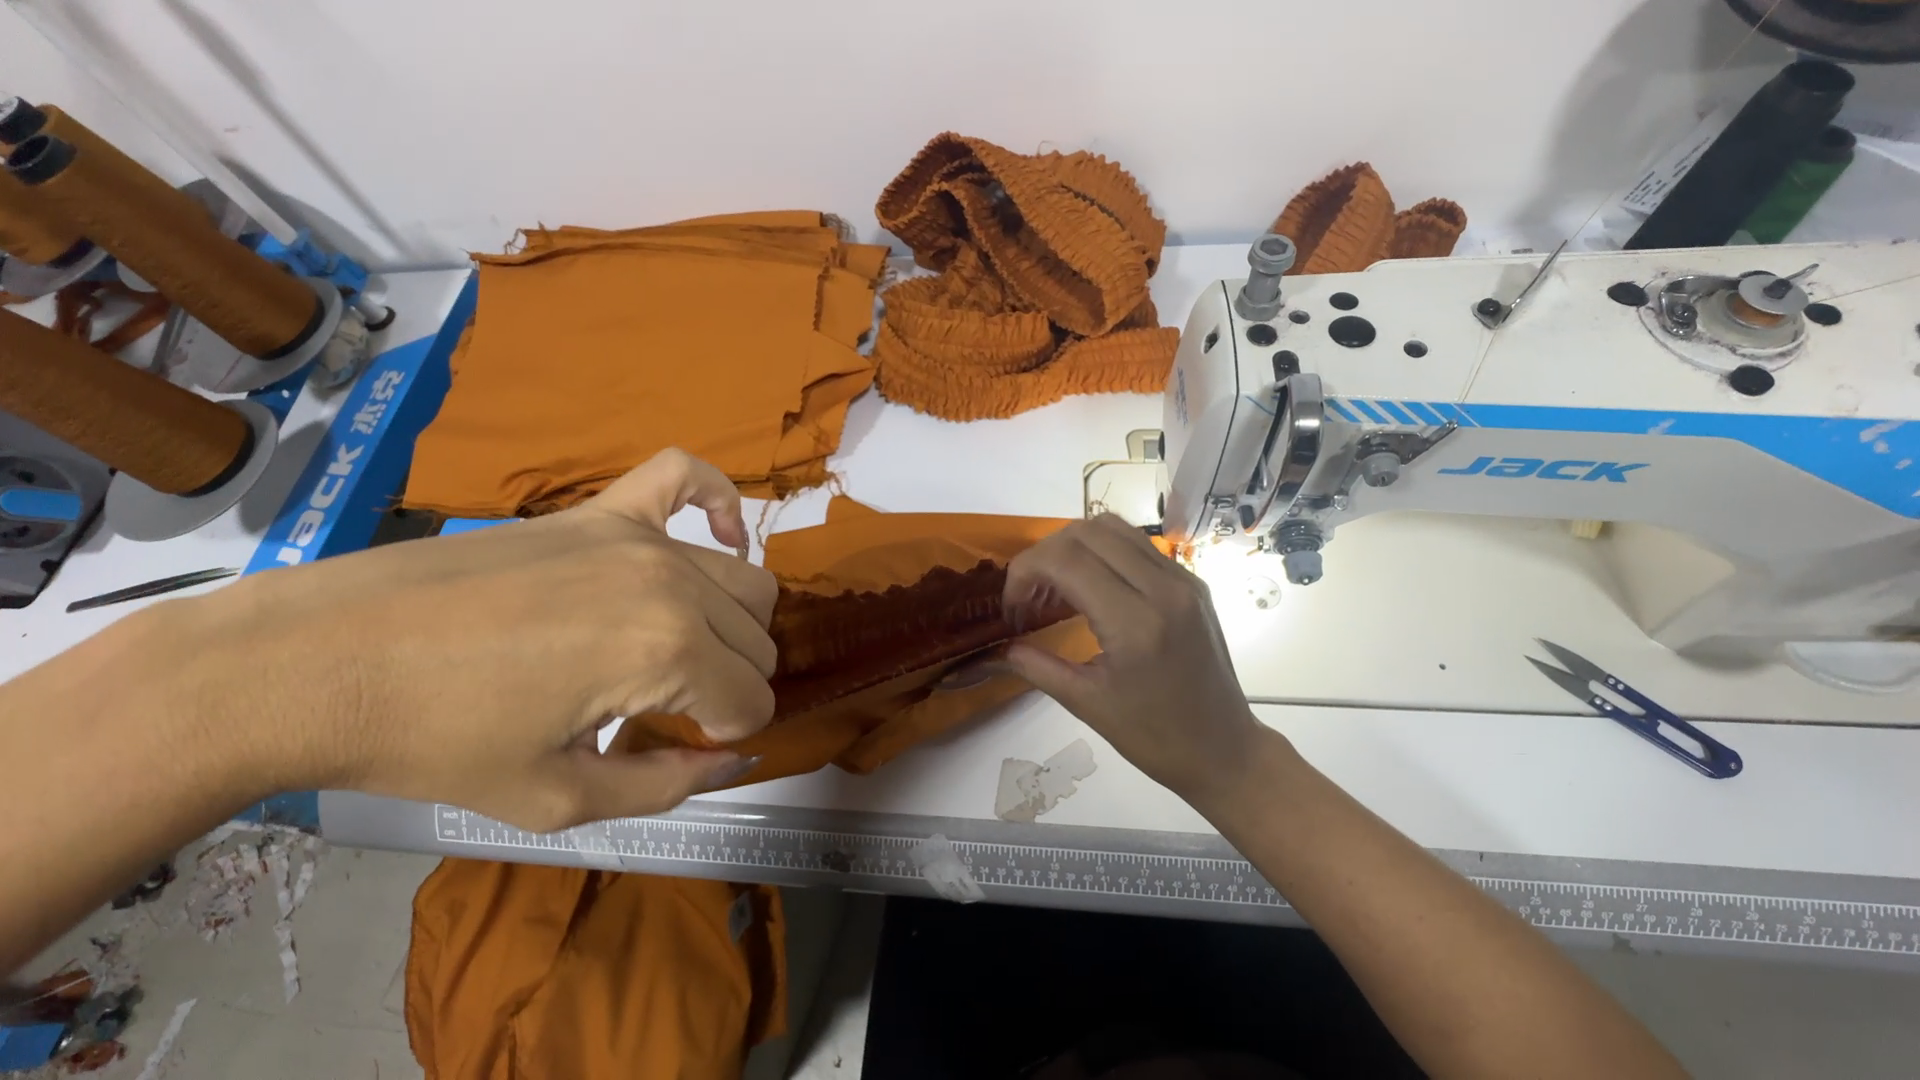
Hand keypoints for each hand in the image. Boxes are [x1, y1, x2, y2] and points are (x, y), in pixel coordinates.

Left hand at [173, 449, 777, 830]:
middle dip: (728, 689)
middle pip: (755, 642)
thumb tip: (731, 760)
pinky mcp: (599, 510)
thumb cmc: (437, 743)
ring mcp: (636, 536)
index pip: (751, 700)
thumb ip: (665, 786)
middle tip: (666, 716)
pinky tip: (718, 535)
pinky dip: (719, 502)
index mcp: (667, 653)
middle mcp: (671, 582)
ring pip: (744, 580)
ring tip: (673, 655)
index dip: (723, 738)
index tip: (674, 751)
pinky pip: (687, 476)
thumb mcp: (558, 798)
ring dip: (730, 627)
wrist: (324, 663)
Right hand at [1002, 515, 1264, 801]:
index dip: (1025, 573)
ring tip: (1056, 590)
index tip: (1012, 607)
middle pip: (1086, 532)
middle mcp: (1163, 588)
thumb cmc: (1154, 737)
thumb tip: (998, 646)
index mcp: (1135, 623)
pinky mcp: (1192, 583)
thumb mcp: (1086, 704)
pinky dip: (1102, 554)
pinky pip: (1137, 545)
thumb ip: (1036, 666)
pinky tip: (1091, 590)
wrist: (1224, 750)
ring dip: (1073, 548)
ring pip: (1113, 527)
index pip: (1066, 560)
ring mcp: (1183, 580)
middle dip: (1044, 556)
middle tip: (1029, 597)